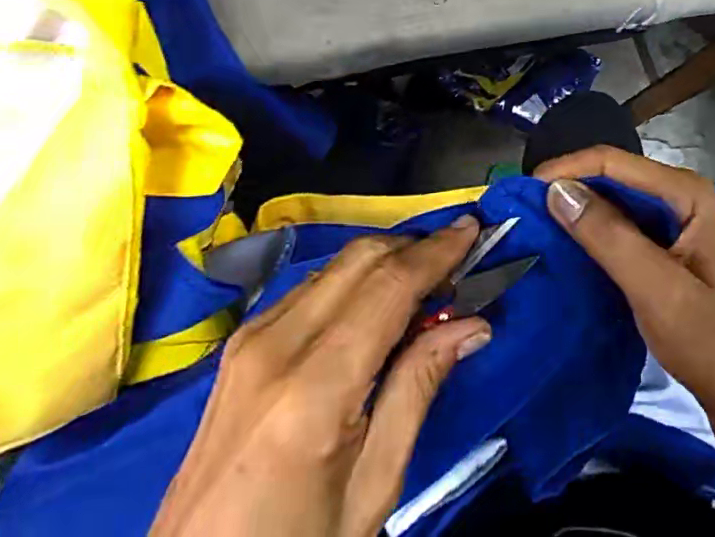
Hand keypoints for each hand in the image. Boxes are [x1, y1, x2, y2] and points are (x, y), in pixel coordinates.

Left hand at [152, 219, 493, 536]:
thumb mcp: (373, 486)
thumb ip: (419, 389)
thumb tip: (474, 324)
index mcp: (313, 388)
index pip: (390, 286)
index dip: (438, 250)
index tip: (476, 228)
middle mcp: (274, 348)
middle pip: (361, 259)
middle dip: (417, 246)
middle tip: (460, 262)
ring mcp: (248, 344)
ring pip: (336, 265)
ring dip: (389, 259)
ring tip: (428, 283)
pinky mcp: (238, 349)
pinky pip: (313, 287)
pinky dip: (357, 278)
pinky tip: (379, 304)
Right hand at [537, 148, 714, 536]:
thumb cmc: (709, 340)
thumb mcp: (657, 289)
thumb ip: (610, 238)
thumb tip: (556, 190)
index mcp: (687, 193)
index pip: (616, 162)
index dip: (567, 170)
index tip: (521, 194)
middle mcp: (680, 194)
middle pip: (614, 175)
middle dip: (567, 187)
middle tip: (518, 211)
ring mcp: (673, 219)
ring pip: (613, 199)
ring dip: (575, 209)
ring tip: (529, 225)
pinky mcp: (663, 244)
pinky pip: (620, 224)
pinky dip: (589, 230)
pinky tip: (562, 245)